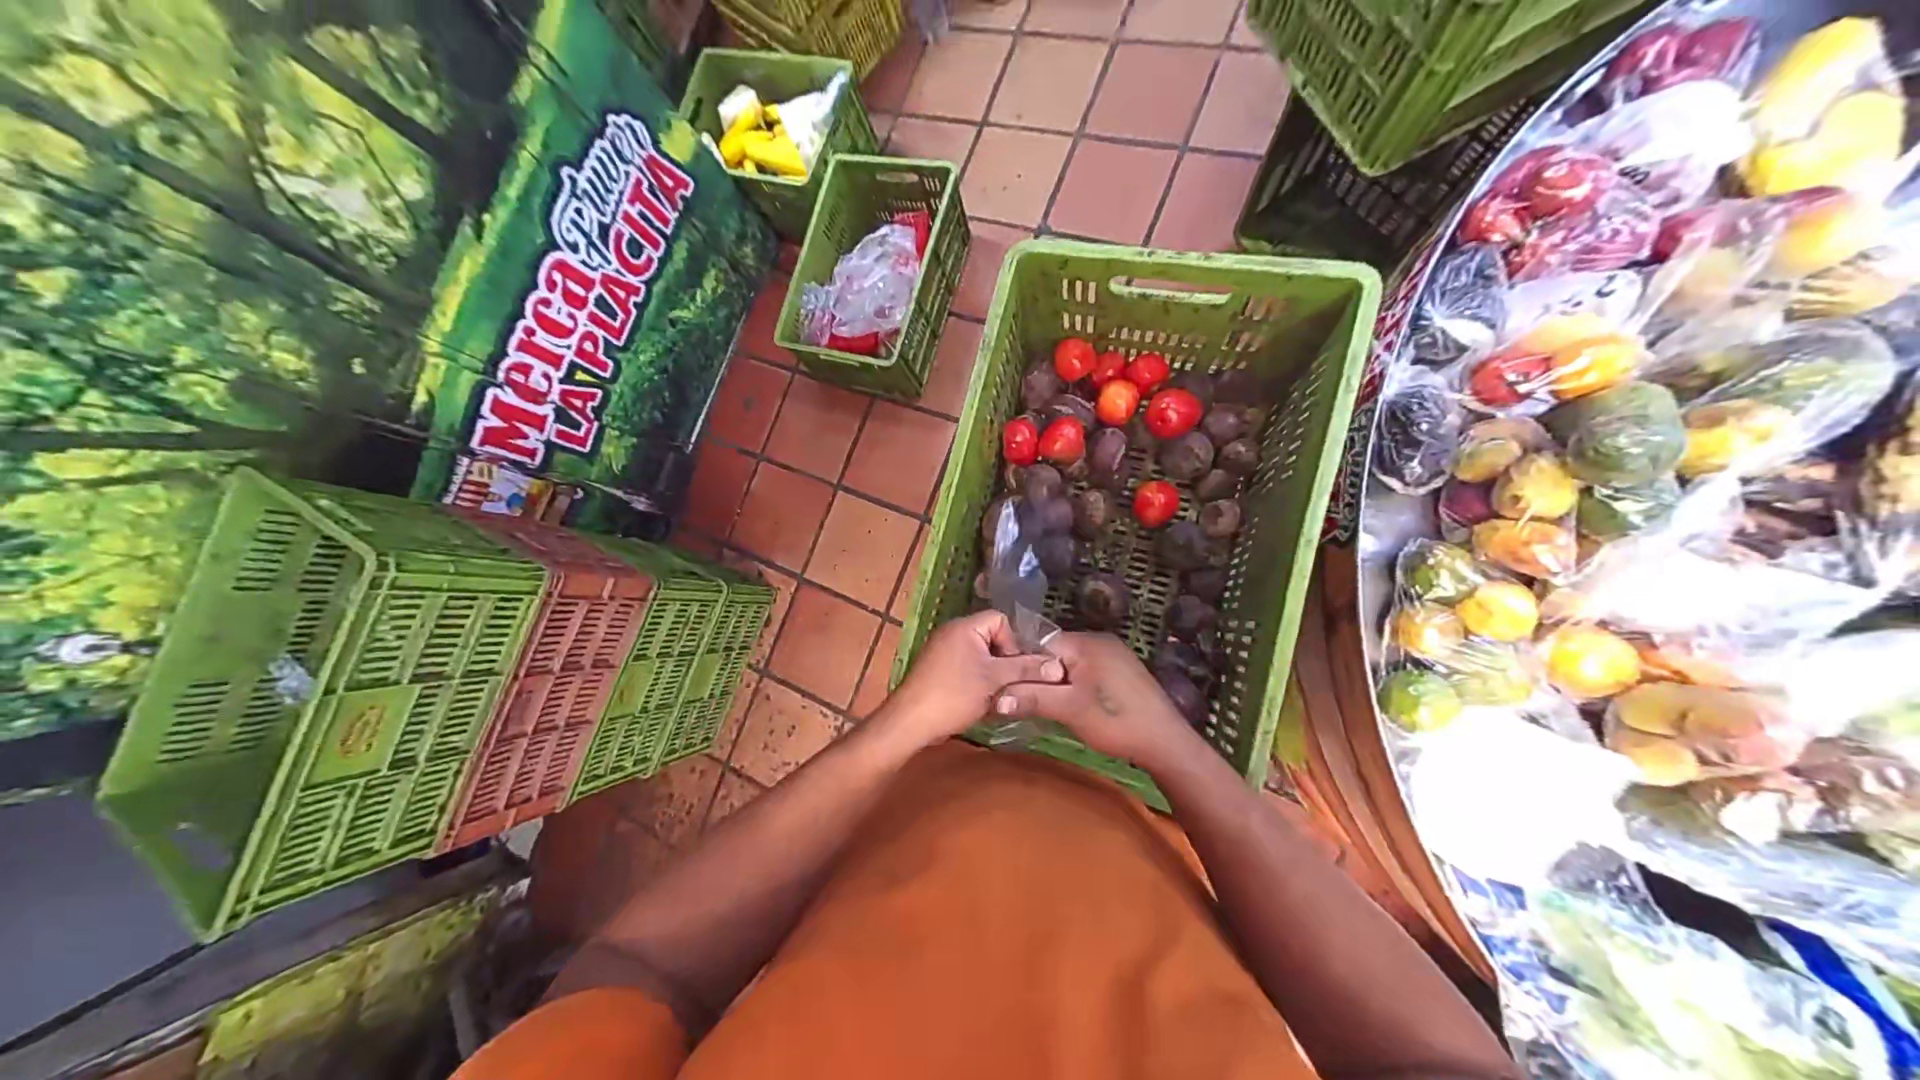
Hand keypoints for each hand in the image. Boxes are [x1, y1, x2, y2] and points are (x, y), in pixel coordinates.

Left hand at [874, 610, 1064, 747]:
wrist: (912, 722)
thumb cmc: (954, 695)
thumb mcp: (996, 680)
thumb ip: (1027, 669)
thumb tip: (1058, 667)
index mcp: (965, 627)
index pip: (1001, 620)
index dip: (1014, 641)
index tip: (1017, 668)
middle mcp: (953, 633)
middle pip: (993, 639)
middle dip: (1006, 662)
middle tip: (1011, 684)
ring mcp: (943, 652)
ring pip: (982, 657)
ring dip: (994, 676)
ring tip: (999, 696)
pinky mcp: (939, 671)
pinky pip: (968, 669)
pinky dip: (979, 683)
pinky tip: (983, 704)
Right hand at [989, 632, 1204, 772]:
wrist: (1166, 743)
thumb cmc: (1117, 721)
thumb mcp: (1070, 709)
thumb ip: (1032, 698)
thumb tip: (995, 699)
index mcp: (1087, 643)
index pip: (1040, 643)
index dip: (1021, 663)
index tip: (1004, 685)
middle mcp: (1099, 642)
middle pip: (1053, 654)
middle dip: (1036, 675)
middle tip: (1019, 699)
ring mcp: (1112, 657)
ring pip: (1069, 666)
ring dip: (1054, 684)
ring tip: (1040, 705)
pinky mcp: (1120, 674)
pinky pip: (1084, 674)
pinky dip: (1071, 687)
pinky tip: (1067, 706)